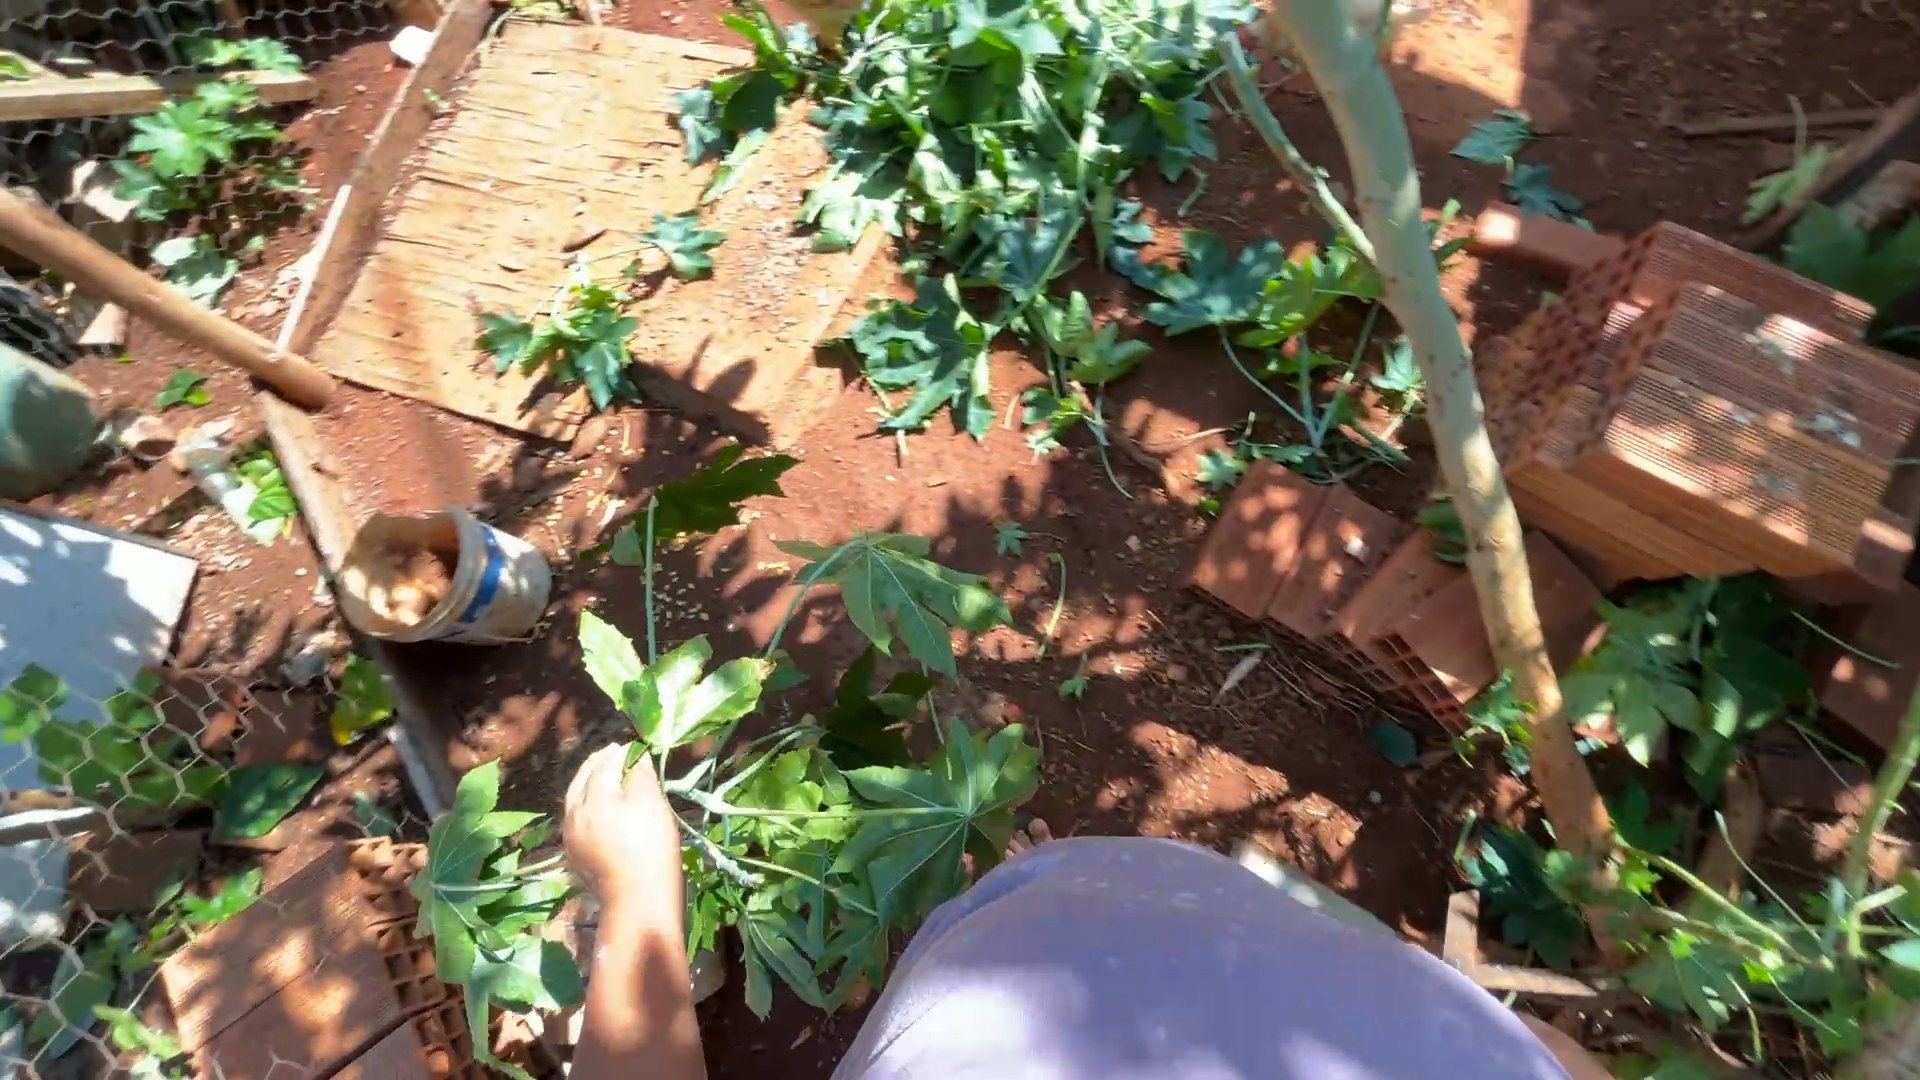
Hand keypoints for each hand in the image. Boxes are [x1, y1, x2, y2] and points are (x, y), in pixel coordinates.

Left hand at [564, 743, 682, 924]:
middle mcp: (573, 815)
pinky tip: (604, 804)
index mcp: (592, 800)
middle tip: (617, 752)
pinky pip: (577, 817)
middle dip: (599, 762)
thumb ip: (640, 774)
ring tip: (610, 774)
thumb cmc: (650, 846)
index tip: (636, 745)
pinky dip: (588, 802)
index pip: (605, 764)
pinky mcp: (574, 853)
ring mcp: (570, 837)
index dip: (622, 752)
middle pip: (582, 779)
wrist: (638, 898)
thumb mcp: (651, 803)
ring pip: (575, 798)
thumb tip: (636, 755)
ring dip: (591, 781)